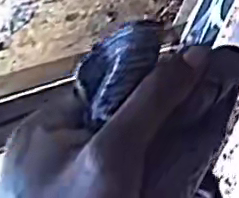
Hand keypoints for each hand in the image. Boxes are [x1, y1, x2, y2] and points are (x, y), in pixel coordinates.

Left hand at [0, 46, 238, 197]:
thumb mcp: (112, 156)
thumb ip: (154, 99)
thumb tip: (195, 54)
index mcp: (42, 130)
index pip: (115, 79)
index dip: (157, 78)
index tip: (195, 80)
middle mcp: (51, 154)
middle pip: (128, 113)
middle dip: (166, 118)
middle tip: (196, 124)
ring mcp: (67, 187)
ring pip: (134, 147)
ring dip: (165, 149)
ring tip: (189, 157)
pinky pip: (131, 176)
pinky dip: (155, 175)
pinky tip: (176, 180)